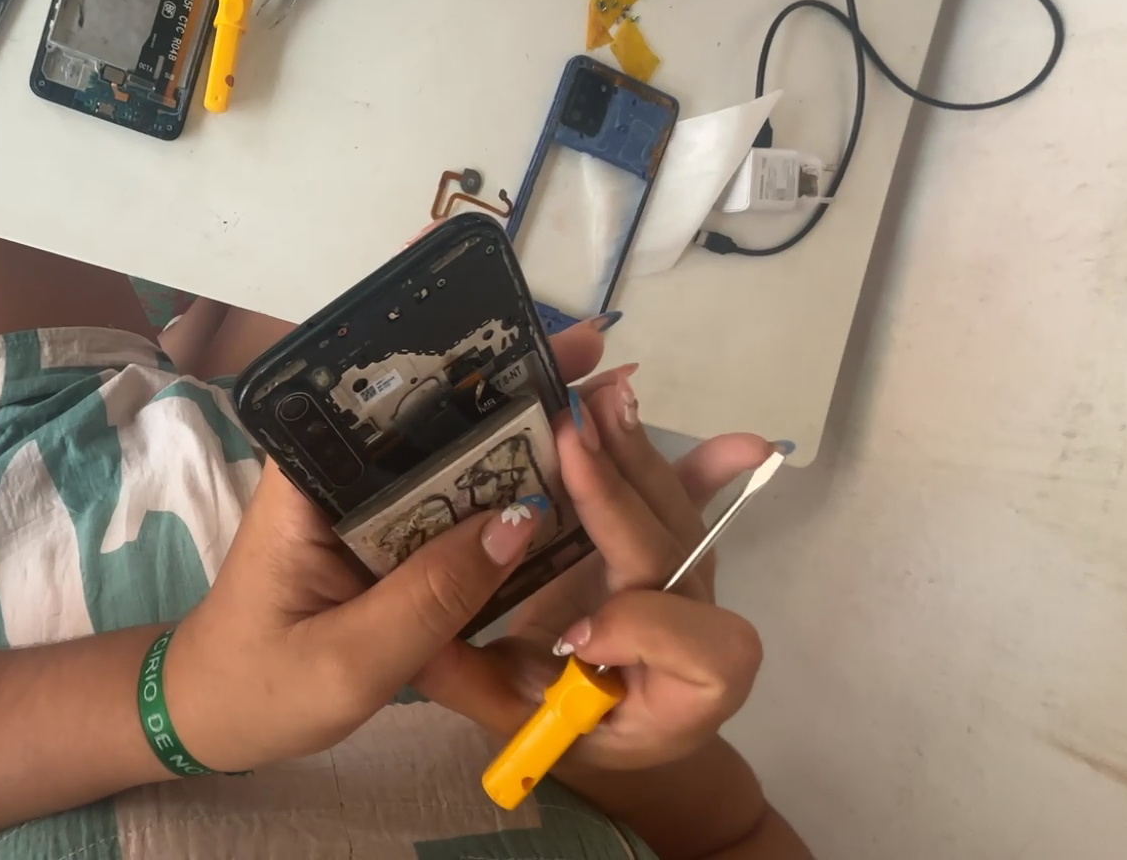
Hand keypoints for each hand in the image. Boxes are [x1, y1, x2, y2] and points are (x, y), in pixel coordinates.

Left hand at [155, 321, 613, 770]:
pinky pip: (438, 505)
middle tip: (591, 363)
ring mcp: (354, 505)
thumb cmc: (260, 686)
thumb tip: (522, 517)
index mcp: (305, 481)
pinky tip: (545, 489)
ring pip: (437, 460)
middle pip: (421, 419)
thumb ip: (430, 596)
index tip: (532, 338)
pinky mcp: (372, 536)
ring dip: (505, 439)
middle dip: (502, 390)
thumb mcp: (348, 659)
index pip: (379, 397)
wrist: (214, 713)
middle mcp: (331, 476)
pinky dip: (487, 497)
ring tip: (588, 410)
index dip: (456, 362)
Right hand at [417, 370, 776, 770]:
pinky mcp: (676, 551)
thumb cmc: (563, 729)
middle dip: (618, 497)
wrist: (619, 727)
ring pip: (677, 513)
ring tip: (597, 397)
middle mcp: (697, 632)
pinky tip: (728, 436)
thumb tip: (398, 626)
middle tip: (568, 436)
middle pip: (678, 556)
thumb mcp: (507, 716)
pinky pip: (696, 502)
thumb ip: (458, 674)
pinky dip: (702, 466)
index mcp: (676, 696)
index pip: (695, 653)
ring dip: (634, 452)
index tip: (569, 630)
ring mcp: (691, 583)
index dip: (641, 628)